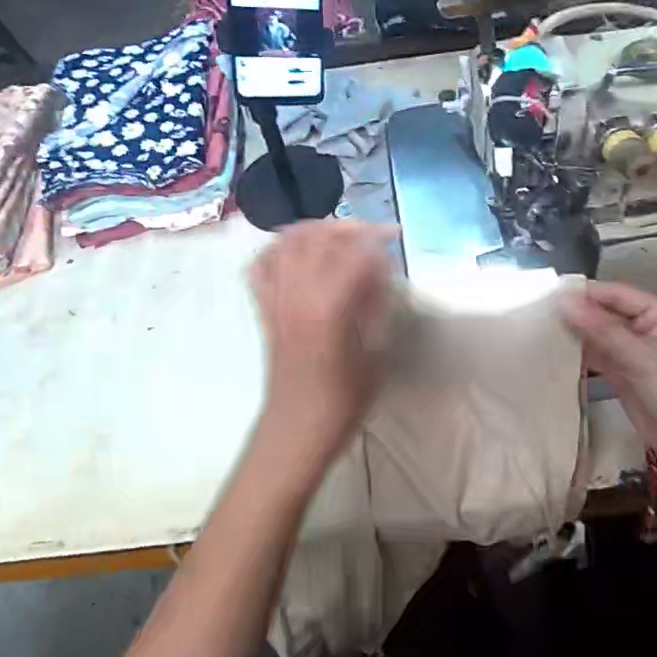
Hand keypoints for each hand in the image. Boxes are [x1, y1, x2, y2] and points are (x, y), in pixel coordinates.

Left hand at [248, 219, 395, 480]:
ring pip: (287, 242)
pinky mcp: (263, 308)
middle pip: (318, 237)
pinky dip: (276, 249)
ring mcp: (275, 298)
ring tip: (337, 236)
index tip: (395, 235)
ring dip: (314, 231)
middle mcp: (297, 293)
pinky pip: (261, 265)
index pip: (353, 251)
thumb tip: (379, 269)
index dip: (376, 237)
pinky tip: (296, 253)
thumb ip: (376, 303)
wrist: (297, 428)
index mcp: (330, 305)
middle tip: (371, 235)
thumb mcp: (375, 351)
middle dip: (347, 227)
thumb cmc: (344, 399)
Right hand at [560, 281, 656, 522]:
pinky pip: (600, 359)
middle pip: (607, 313)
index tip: (546, 293)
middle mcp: (650, 329)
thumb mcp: (643, 359)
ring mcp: (638, 355)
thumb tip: (563, 300)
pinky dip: (580, 356)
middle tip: (534, 311)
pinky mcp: (628, 378)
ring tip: (536, 328)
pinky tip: (554, 351)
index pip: (618, 294)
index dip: (585, 293)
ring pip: (601, 337)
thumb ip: (601, 330)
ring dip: (575, 334)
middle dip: (576, 312)